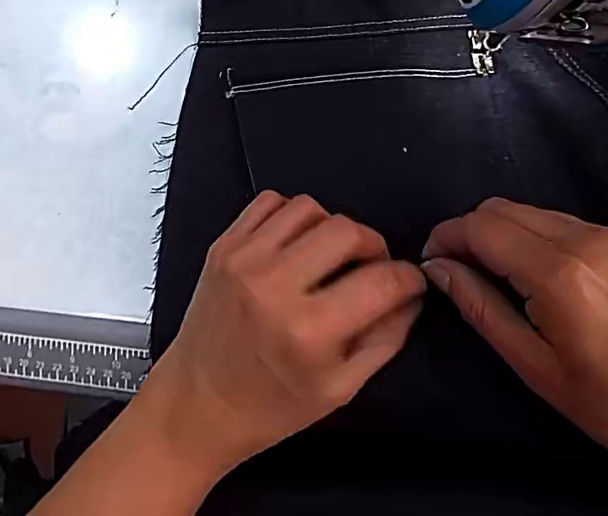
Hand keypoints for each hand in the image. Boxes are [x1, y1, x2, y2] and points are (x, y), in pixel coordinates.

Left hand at [37, 192, 424, 515]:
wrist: (194, 406)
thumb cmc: (271, 407)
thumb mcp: (341, 388)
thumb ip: (387, 339)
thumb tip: (413, 294)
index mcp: (308, 331)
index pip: (381, 281)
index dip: (407, 277)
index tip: (410, 280)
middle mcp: (275, 285)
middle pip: (348, 230)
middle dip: (373, 245)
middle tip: (370, 266)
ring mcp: (244, 258)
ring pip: (311, 207)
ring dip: (332, 228)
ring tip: (329, 256)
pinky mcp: (224, 244)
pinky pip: (272, 201)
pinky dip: (293, 215)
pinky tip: (295, 244)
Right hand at [423, 199, 607, 515]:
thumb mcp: (537, 368)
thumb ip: (481, 308)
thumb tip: (440, 269)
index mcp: (561, 273)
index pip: (483, 227)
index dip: (448, 235)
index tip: (432, 258)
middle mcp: (588, 237)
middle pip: (506, 208)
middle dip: (474, 230)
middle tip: (462, 269)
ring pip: (539, 212)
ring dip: (510, 233)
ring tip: (506, 277)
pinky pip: (574, 223)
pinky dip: (547, 239)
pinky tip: (554, 279)